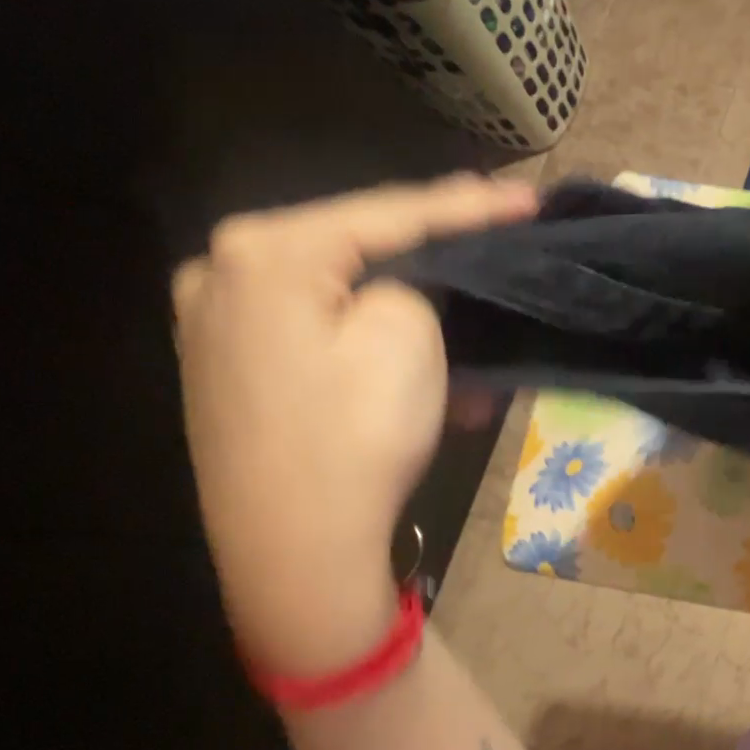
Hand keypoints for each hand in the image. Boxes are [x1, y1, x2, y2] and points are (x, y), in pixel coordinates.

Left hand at [174, 175, 537, 671]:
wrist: (296, 552)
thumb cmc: (354, 437)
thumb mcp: (406, 339)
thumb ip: (416, 281)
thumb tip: (409, 284)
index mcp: (261, 253)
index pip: (388, 213)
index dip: (469, 204)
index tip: (530, 197)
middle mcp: (222, 275)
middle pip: (357, 249)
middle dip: (438, 255)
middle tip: (500, 237)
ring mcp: (219, 327)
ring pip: (345, 298)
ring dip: (417, 313)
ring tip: (477, 322)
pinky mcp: (234, 373)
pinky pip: (323, 337)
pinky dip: (379, 347)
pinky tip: (430, 372)